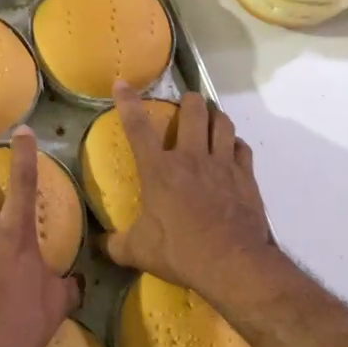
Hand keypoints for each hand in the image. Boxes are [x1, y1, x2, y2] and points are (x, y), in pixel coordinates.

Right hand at [102, 82, 277, 299]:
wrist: (232, 263)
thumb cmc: (180, 253)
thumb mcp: (138, 252)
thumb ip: (117, 244)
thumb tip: (102, 243)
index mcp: (159, 169)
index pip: (138, 127)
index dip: (128, 102)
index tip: (122, 83)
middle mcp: (190, 157)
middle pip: (192, 111)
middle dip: (188, 100)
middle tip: (185, 103)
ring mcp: (222, 164)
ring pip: (222, 122)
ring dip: (215, 116)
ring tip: (210, 118)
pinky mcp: (245, 176)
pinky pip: (242, 147)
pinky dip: (235, 143)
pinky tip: (232, 149)